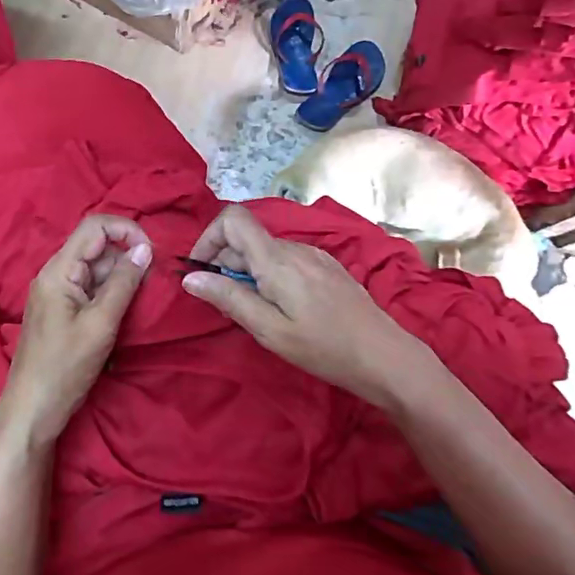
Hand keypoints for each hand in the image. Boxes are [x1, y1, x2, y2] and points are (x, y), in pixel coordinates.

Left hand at [0, 214, 152, 443]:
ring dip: (123, 278)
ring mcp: (59, 293)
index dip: (127, 230)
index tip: (152, 254)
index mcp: (59, 270)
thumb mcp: (101, 323)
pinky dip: (113, 294)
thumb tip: (145, 249)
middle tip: (153, 284)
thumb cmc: (65, 367)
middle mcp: (56, 274)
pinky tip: (127, 311)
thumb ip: (123, 283)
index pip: (95, 226)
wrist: (32, 411)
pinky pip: (93, 289)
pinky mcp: (64, 311)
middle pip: (98, 247)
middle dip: (129, 257)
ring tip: (142, 301)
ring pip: (98, 269)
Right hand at [182, 205, 434, 408]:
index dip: (208, 238)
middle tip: (224, 305)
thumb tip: (191, 277)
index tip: (201, 273)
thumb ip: (229, 298)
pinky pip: (286, 260)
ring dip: (247, 272)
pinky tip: (280, 307)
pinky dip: (269, 275)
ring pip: (266, 251)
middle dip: (224, 264)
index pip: (232, 219)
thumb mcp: (269, 329)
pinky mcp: (327, 267)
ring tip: (252, 311)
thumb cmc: (323, 347)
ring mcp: (314, 255)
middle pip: (247, 238)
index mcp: (276, 259)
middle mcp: (295, 247)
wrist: (384, 355)